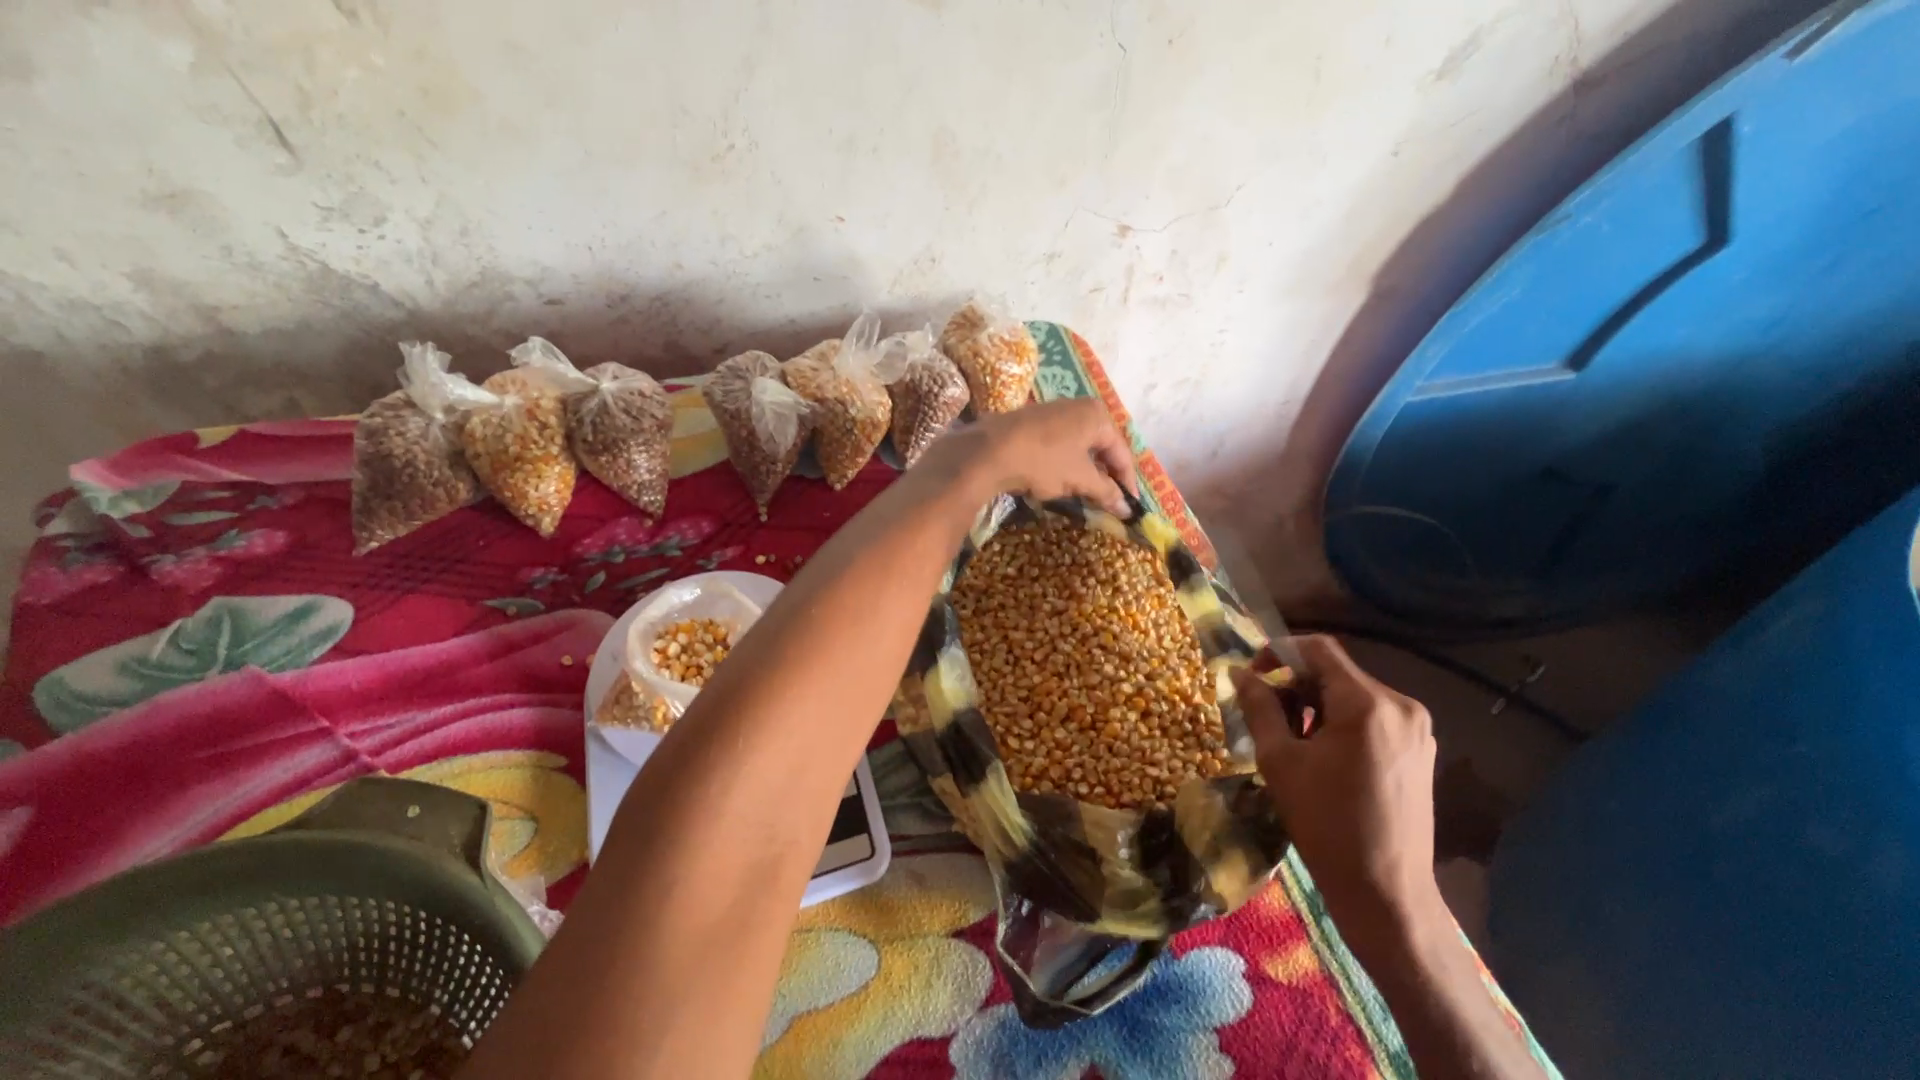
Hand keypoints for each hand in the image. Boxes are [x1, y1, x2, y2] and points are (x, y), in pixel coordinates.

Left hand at [917, 398, 1137, 513]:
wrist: (988, 451)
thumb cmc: (1044, 460)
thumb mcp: (1080, 478)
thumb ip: (1106, 491)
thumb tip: (1127, 508)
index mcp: (1097, 415)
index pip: (1121, 453)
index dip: (1127, 482)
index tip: (1130, 506)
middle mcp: (1077, 407)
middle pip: (1100, 447)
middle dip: (1105, 476)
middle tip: (1109, 502)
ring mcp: (1051, 412)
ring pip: (1077, 447)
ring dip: (1084, 472)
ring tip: (1085, 495)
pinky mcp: (1029, 423)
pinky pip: (1057, 446)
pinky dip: (1063, 464)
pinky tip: (1057, 482)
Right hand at [1234, 636, 1440, 932]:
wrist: (1386, 890)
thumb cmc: (1326, 824)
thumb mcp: (1280, 761)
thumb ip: (1260, 708)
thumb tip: (1240, 673)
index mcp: (1367, 703)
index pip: (1319, 649)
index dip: (1280, 652)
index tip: (1253, 676)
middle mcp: (1401, 705)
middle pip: (1337, 674)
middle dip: (1297, 687)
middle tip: (1266, 719)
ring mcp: (1417, 729)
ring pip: (1354, 697)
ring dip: (1318, 708)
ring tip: (1294, 745)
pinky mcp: (1421, 751)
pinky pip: (1374, 720)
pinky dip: (1342, 725)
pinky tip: (1325, 760)